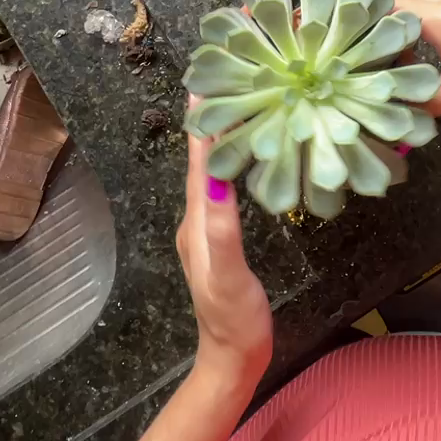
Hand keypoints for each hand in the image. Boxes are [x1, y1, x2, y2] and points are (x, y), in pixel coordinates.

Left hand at [180, 110, 271, 388]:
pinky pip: (223, 187)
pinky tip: (242, 156)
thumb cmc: (235, 319)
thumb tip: (216, 179)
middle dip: (209, 122)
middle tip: (220, 82)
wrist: (232, 358)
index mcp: (198, 220)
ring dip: (218, 139)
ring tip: (232, 107)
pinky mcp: (221, 235)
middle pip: (202, 161)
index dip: (203, 124)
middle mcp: (197, 217)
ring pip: (212, 172)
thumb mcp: (229, 274)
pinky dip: (229, 163)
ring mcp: (207, 227)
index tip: (204, 84)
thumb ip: (222, 229)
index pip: (199, 162)